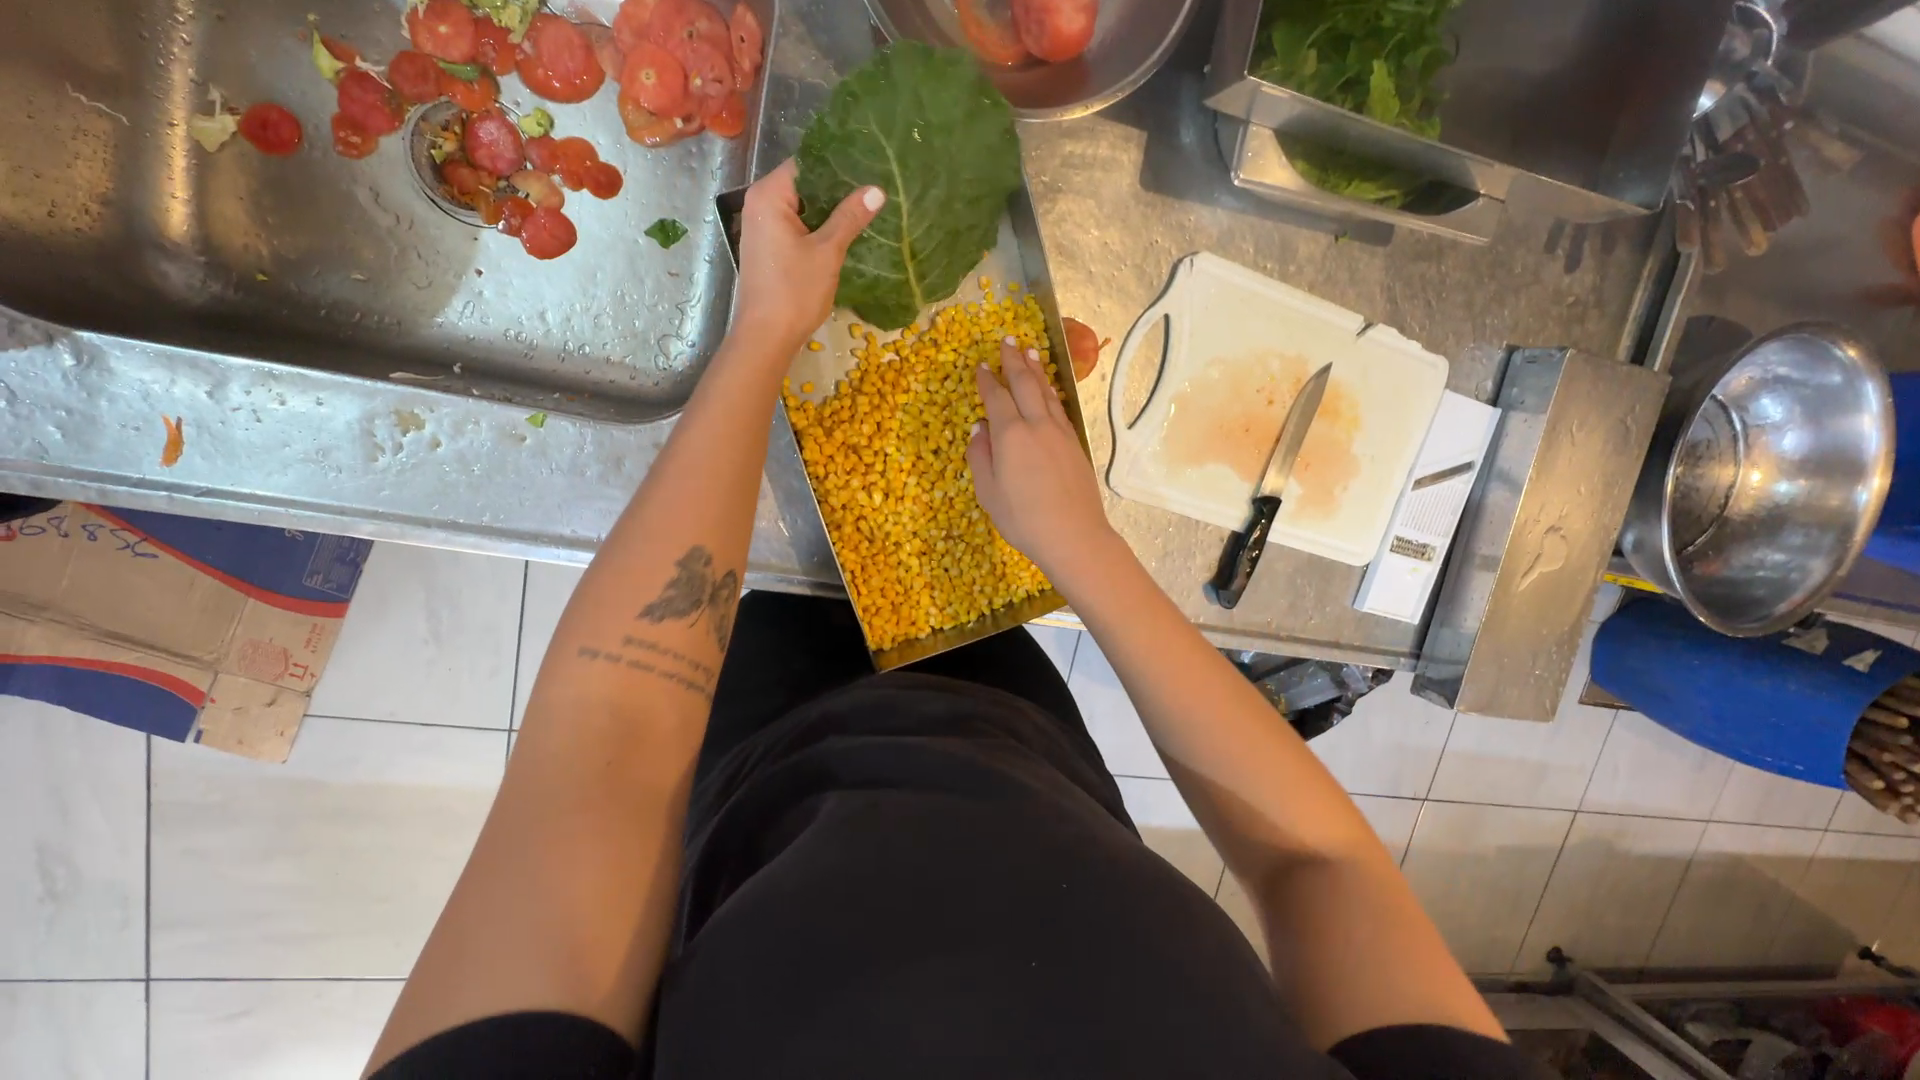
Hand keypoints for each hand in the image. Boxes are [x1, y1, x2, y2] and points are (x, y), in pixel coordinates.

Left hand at [732, 159, 884, 356]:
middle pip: (803, 184)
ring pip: (802, 207)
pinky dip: (818, 227)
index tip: (867, 165)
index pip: (805, 163)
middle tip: (873, 185)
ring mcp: (762, 228)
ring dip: (829, 209)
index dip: (836, 164)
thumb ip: (850, 217)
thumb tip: (876, 189)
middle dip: (836, 187)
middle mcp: (759, 205)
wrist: (767, 336)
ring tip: (865, 205)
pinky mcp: (769, 248)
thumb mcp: (827, 252)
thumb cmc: (794, 292)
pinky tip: (845, 231)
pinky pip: (797, 226)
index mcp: (769, 196)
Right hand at [967, 339, 1120, 582]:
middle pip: (1024, 384)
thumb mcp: (989, 493)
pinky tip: (1049, 388)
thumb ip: (980, 457)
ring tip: (1029, 352)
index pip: (996, 397)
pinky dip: (1051, 391)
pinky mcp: (1075, 443)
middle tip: (1007, 341)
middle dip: (1013, 361)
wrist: (1073, 534)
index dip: (986, 380)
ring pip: (1046, 392)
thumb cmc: (1023, 519)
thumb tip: (979, 429)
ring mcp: (1059, 432)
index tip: (980, 365)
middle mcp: (1036, 425)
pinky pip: (1059, 407)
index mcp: (1010, 435)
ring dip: (1035, 370)